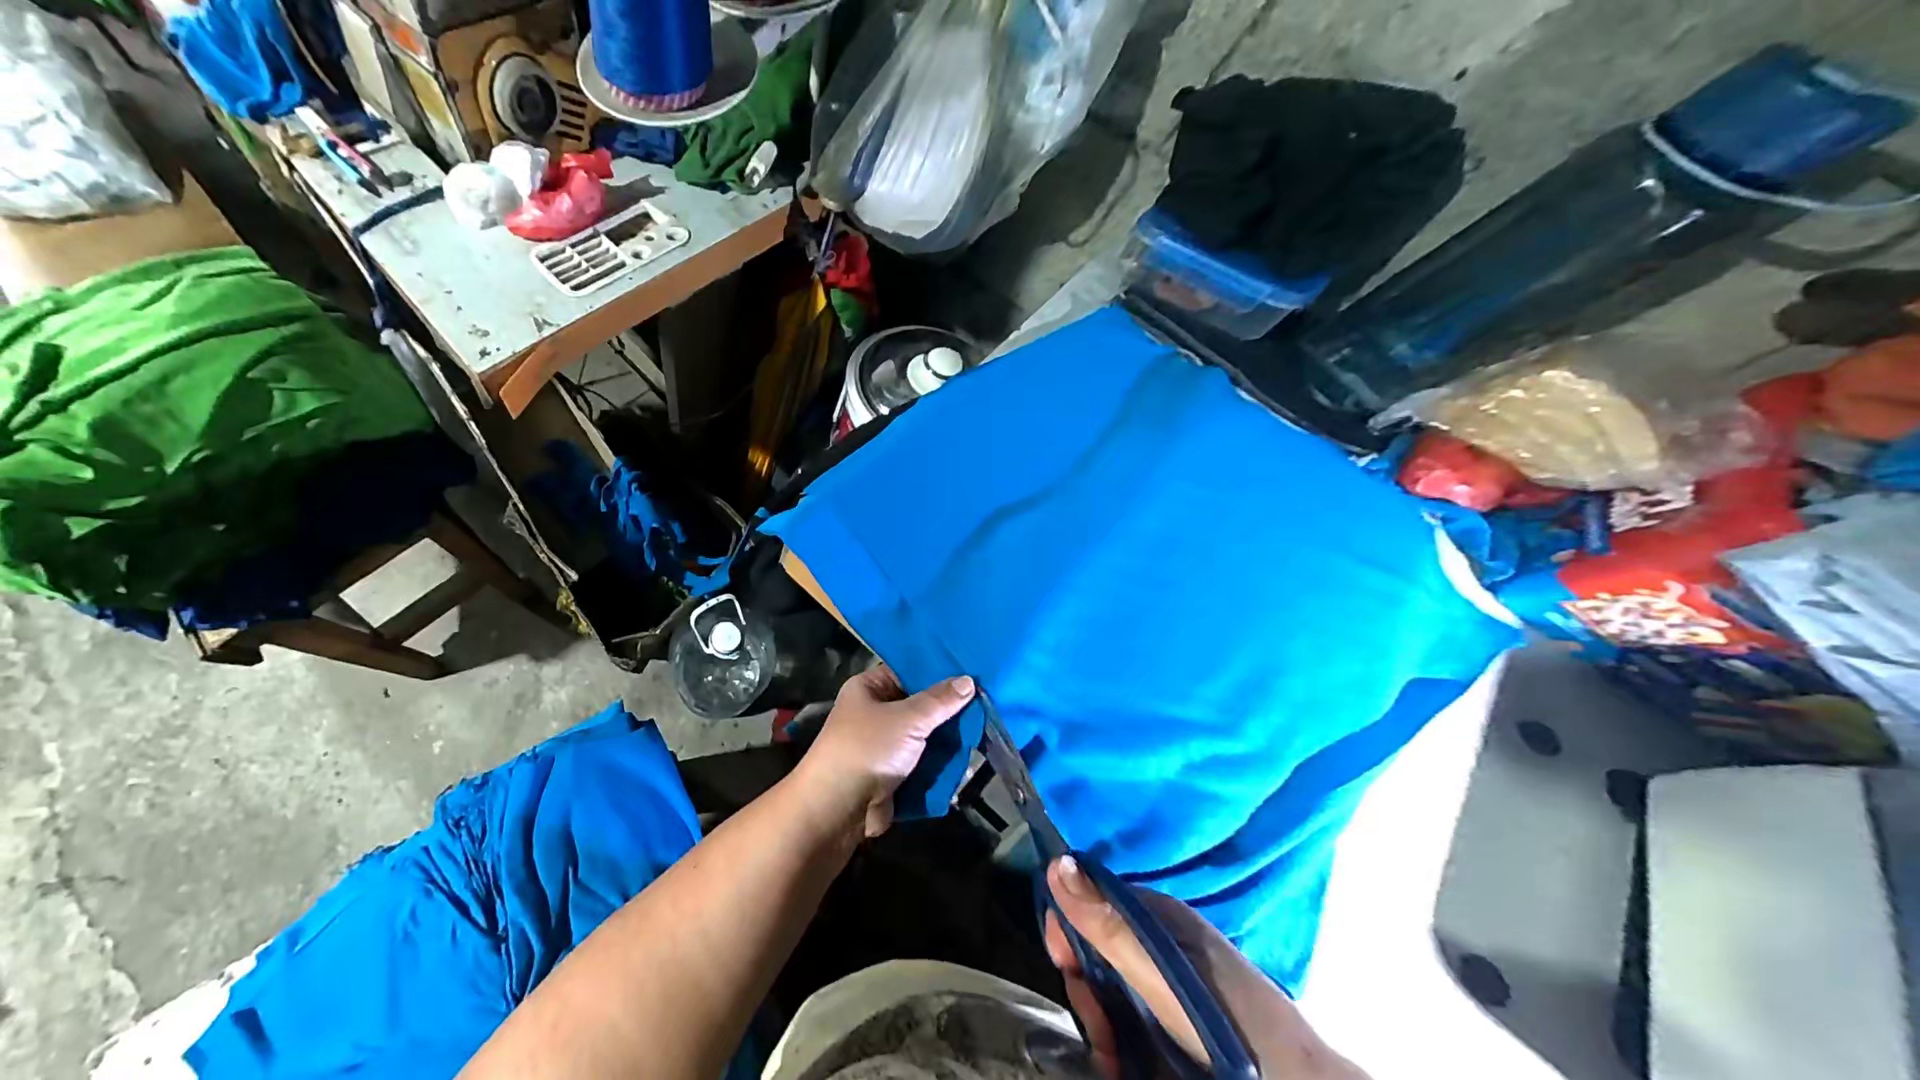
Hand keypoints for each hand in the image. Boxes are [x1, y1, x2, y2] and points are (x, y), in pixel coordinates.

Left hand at [794, 666, 974, 838]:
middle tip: (985, 702)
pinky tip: (967, 757)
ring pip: (923, 736)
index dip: (937, 671)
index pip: (907, 671)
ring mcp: (883, 745)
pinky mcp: (891, 773)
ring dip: (946, 738)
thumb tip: (969, 680)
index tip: (972, 671)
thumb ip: (940, 701)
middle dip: (947, 709)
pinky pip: (921, 761)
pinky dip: (939, 763)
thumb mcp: (908, 718)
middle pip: (918, 705)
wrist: (838, 808)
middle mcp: (874, 713)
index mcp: (868, 689)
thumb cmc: (868, 749)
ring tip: (983, 729)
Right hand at [1045, 857, 1369, 1079]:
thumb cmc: (1229, 1026)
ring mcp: (1162, 987)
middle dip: (1085, 990)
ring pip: (1102, 991)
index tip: (1063, 963)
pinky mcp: (1167, 1026)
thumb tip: (1057, 862)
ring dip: (1097, 1025)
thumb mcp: (1161, 975)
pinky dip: (1112, 1045)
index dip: (1070, 927)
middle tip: (1102, 1030)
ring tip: (1114, 1058)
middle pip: (1092, 951)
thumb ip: (1109, 925)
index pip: (1092, 899)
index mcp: (1158, 917)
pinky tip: (1120, 1065)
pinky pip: (1120, 1023)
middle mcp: (1156, 945)